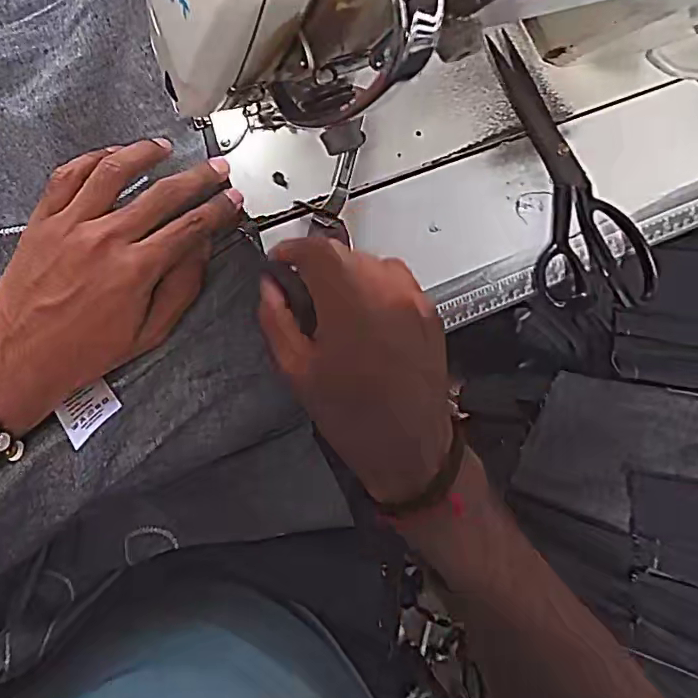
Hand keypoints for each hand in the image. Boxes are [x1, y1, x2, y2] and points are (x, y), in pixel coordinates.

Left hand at [0, 139, 241, 440]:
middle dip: (199, 177)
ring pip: (114, 170)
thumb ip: (181, 289)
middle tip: (214, 169)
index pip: (190, 225)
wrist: (21, 356)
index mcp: (134, 270)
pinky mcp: (43, 221)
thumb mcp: (146, 333)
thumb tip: (200, 251)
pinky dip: (92, 158)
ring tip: (163, 148)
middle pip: (163, 193)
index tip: (229, 199)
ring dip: (145, 153)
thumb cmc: (81, 351)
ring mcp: (71, 225)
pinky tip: (109, 155)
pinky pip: (68, 175)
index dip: (218, 208)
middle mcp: (104, 240)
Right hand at [257, 238, 454, 503]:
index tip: (281, 262)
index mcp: (349, 305)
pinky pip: (394, 279)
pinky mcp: (428, 311)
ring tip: (332, 305)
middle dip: (315, 264)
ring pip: (369, 261)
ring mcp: (412, 300)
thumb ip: (276, 319)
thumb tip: (269, 289)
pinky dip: (372, 285)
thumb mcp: (296, 370)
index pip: (316, 250)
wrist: (411, 448)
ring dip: (345, 273)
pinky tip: (361, 315)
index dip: (291, 250)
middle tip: (300, 288)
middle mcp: (385, 294)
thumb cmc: (357, 418)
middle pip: (342, 252)